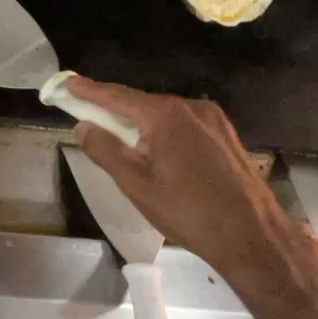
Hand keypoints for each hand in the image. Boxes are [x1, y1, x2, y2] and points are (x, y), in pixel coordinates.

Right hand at [66, 76, 307, 284]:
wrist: (251, 235)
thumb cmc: (187, 210)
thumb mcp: (134, 183)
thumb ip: (105, 149)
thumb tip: (83, 126)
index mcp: (165, 115)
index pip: (117, 96)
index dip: (88, 90)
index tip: (66, 83)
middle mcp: (191, 108)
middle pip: (141, 103)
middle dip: (113, 109)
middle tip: (87, 113)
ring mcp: (213, 121)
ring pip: (164, 116)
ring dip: (139, 124)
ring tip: (120, 139)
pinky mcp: (225, 137)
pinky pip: (184, 126)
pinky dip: (162, 132)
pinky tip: (156, 151)